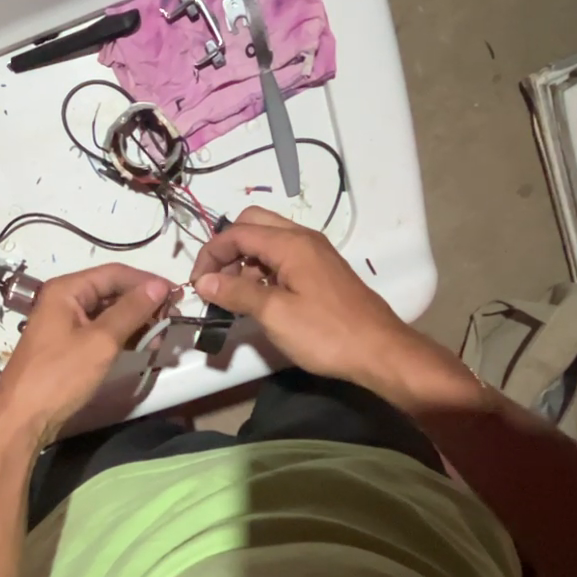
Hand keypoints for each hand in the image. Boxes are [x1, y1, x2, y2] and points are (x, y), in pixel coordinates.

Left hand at [0, 263, 173, 448]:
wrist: (22, 418)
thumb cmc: (60, 376)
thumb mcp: (101, 342)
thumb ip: (131, 311)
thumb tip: (160, 286)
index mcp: (66, 290)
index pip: (115, 273)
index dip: (147, 282)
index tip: (177, 295)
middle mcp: (63, 300)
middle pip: (111, 291)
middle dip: (142, 303)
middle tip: (171, 319)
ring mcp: (64, 324)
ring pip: (107, 313)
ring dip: (135, 322)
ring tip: (159, 338)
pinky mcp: (66, 347)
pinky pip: (99, 332)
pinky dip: (121, 337)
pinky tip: (140, 347)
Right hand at [189, 208, 479, 408]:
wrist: (378, 351)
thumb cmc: (325, 333)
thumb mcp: (274, 314)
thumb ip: (237, 293)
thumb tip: (204, 281)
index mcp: (291, 243)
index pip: (237, 232)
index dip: (211, 254)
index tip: (198, 285)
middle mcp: (303, 239)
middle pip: (252, 225)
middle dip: (227, 249)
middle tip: (215, 282)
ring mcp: (314, 254)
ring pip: (267, 240)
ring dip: (244, 260)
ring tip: (234, 296)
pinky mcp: (320, 271)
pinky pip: (282, 257)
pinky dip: (262, 270)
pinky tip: (258, 299)